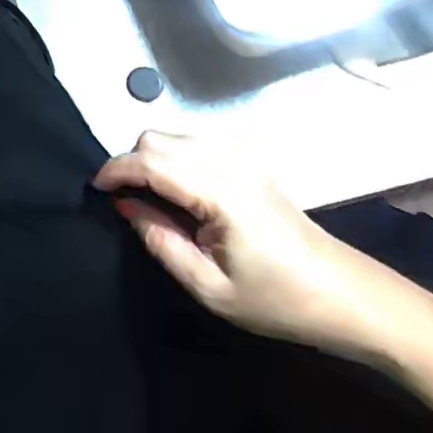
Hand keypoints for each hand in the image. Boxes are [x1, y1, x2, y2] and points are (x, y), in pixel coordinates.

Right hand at [93, 132, 404, 360]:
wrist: (339, 290)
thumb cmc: (275, 297)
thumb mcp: (209, 286)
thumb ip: (160, 240)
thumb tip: (125, 205)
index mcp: (218, 188)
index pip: (150, 160)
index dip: (115, 170)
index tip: (94, 190)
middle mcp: (226, 158)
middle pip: (157, 138)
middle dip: (130, 162)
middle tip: (123, 202)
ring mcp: (238, 153)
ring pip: (172, 135)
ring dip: (150, 158)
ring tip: (146, 199)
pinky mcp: (245, 158)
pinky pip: (191, 142)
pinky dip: (170, 157)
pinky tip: (175, 192)